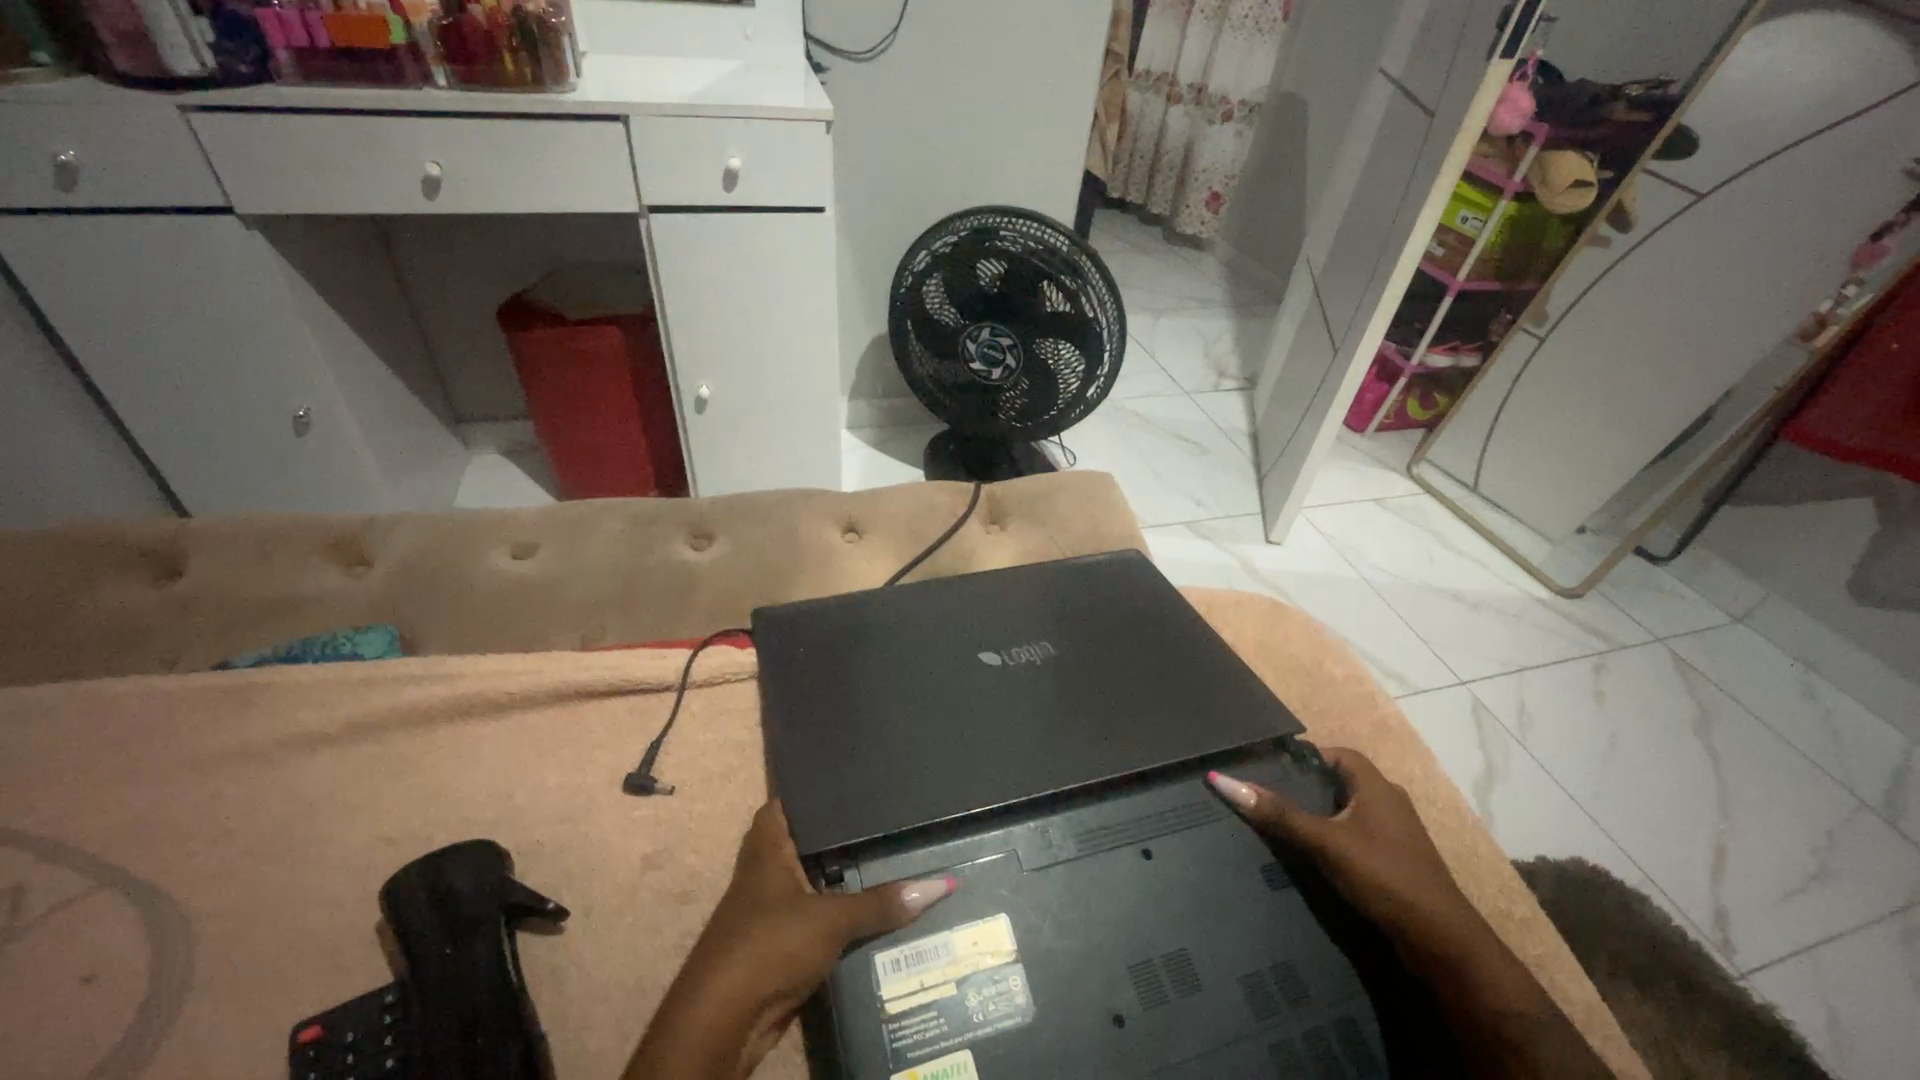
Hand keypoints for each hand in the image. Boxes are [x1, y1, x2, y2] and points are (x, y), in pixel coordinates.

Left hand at [626, 801, 955, 1079]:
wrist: (725, 1019)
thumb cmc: (769, 945)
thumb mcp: (831, 919)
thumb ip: (881, 903)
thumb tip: (942, 883)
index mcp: (765, 850)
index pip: (782, 805)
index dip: (807, 792)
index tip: (846, 782)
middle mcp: (763, 874)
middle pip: (800, 844)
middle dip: (834, 837)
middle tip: (881, 820)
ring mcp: (768, 911)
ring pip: (810, 884)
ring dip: (838, 879)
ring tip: (887, 858)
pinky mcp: (779, 946)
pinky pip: (815, 920)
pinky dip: (838, 915)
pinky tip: (872, 910)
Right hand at [1207, 748, 1475, 944]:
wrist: (1439, 939)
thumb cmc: (1383, 876)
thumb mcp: (1325, 842)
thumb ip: (1278, 814)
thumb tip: (1224, 781)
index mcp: (1378, 787)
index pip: (1340, 755)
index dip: (1308, 757)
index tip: (1273, 768)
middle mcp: (1390, 803)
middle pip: (1343, 782)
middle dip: (1308, 787)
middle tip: (1269, 795)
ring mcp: (1396, 834)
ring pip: (1350, 812)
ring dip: (1321, 815)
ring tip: (1283, 825)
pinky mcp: (1396, 861)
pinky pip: (1358, 837)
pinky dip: (1334, 839)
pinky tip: (1313, 856)